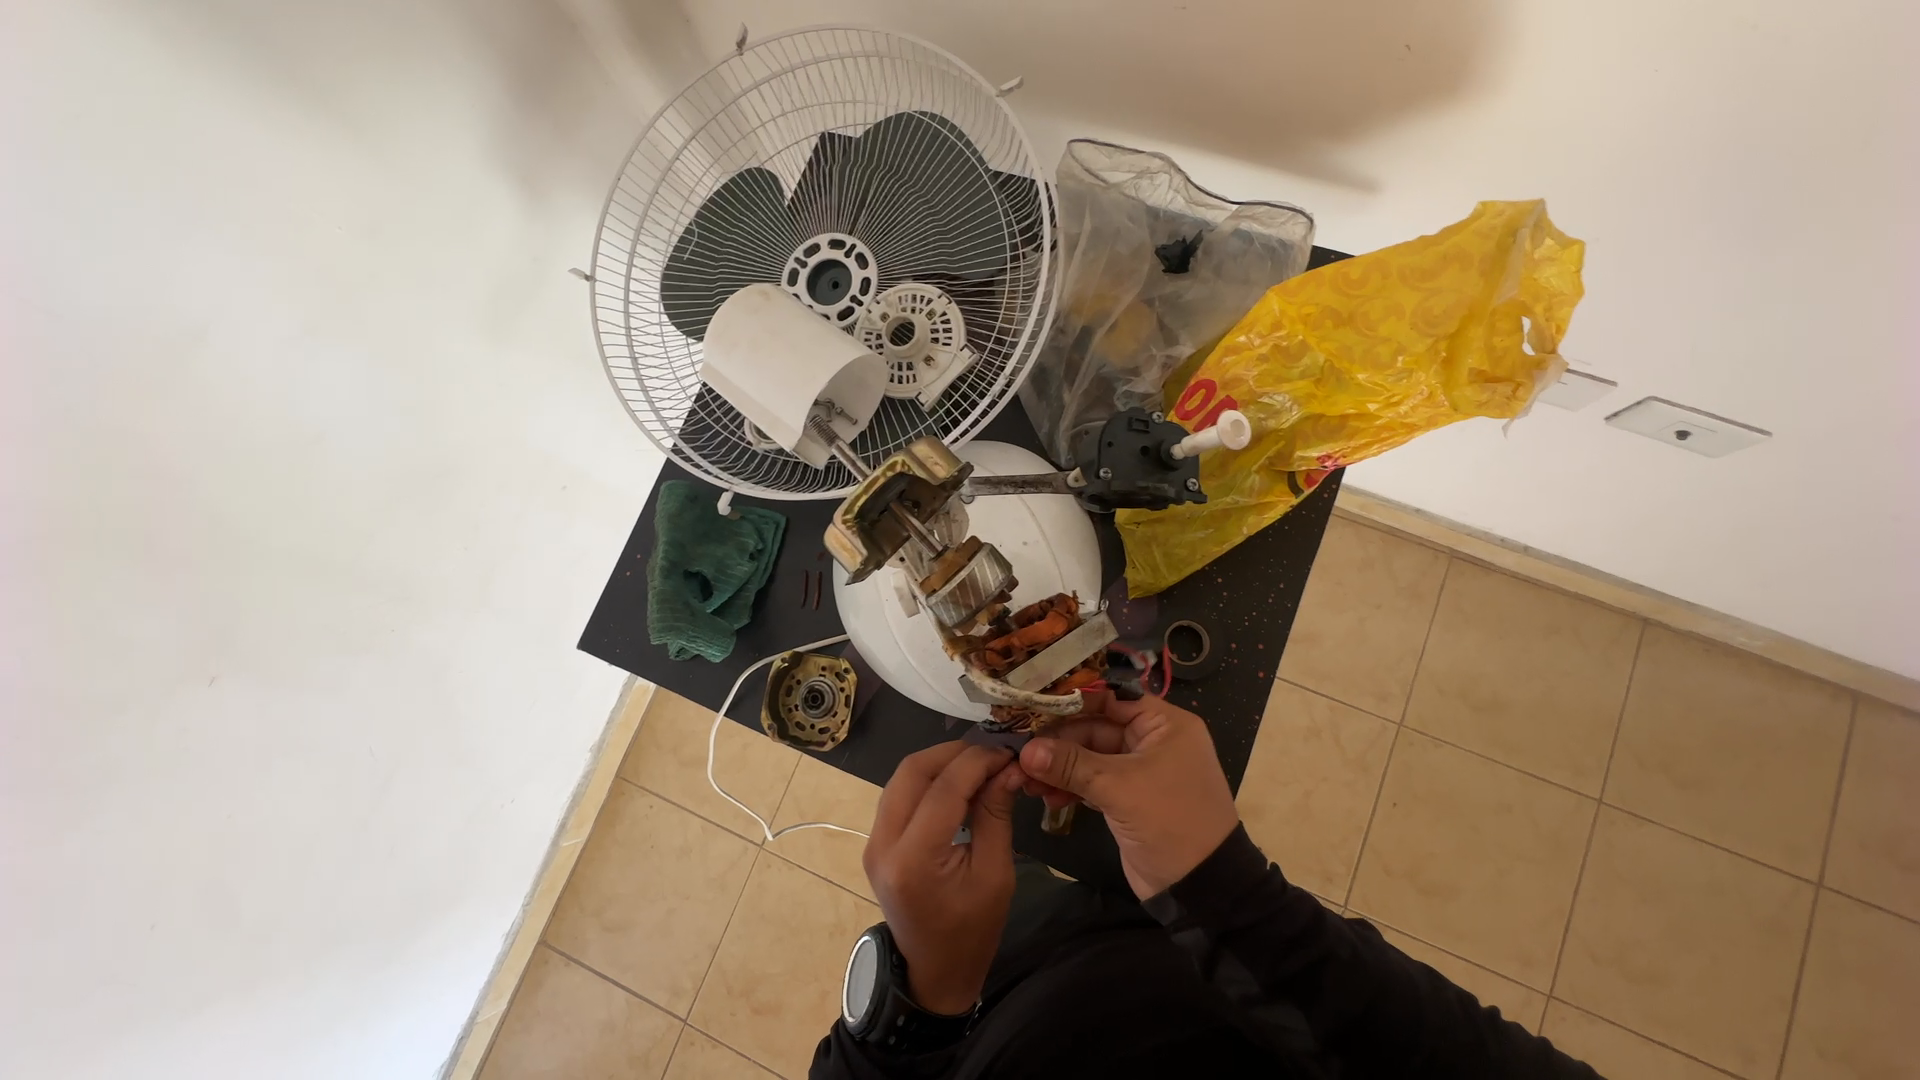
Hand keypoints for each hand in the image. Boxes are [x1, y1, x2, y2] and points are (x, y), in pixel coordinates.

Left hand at [863, 742, 1022, 1014]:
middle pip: (913, 771)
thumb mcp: (996, 875)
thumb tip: (1008, 768)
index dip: (978, 762)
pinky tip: (957, 783)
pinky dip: (928, 779)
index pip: (944, 788)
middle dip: (954, 752)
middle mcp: (883, 844)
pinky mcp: (875, 841)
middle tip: (991, 753)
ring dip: (940, 762)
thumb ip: (996, 815)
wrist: (934, 973)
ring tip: (978, 764)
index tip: (1007, 753)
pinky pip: (899, 793)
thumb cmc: (972, 931)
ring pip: (902, 777)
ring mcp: (873, 841)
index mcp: (914, 860)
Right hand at [1018, 693, 1238, 899]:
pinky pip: (1091, 782)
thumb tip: (1026, 751)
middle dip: (1058, 741)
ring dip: (1058, 766)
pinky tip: (1043, 795)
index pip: (1111, 697)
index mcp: (1164, 724)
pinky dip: (1069, 786)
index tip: (1031, 705)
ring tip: (1024, 777)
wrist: (1202, 889)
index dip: (1071, 700)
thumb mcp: (1120, 788)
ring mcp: (1139, 771)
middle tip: (1021, 750)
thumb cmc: (1170, 821)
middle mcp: (1152, 740)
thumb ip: (1071, 765)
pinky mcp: (1127, 798)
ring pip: (1089, 757)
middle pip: (1095, 727)